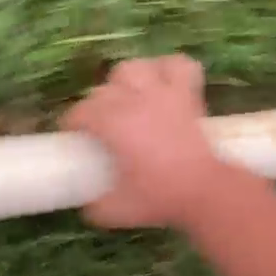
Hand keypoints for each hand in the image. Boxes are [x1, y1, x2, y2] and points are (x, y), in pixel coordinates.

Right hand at [61, 55, 231, 228]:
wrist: (203, 191)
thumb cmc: (158, 198)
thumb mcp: (116, 211)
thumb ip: (95, 205)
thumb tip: (87, 205)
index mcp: (112, 123)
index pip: (81, 112)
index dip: (71, 122)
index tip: (72, 134)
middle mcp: (133, 100)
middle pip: (103, 90)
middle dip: (96, 106)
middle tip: (100, 126)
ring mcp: (162, 92)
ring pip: (134, 68)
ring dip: (126, 80)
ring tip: (128, 96)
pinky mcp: (186, 94)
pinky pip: (176, 65)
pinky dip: (167, 68)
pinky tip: (162, 80)